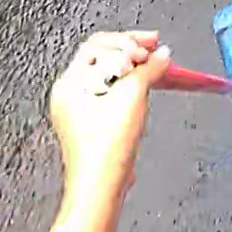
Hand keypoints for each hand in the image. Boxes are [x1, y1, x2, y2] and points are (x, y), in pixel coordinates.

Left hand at [48, 31, 170, 200]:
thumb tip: (162, 55)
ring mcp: (78, 107)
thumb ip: (149, 69)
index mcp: (70, 82)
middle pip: (101, 54)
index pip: (99, 44)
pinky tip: (141, 83)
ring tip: (151, 63)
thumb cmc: (106, 149)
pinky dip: (125, 82)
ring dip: (129, 65)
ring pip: (105, 71)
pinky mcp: (90, 121)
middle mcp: (69, 91)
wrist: (100, 189)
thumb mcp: (133, 96)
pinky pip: (107, 89)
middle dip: (129, 48)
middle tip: (153, 46)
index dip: (127, 41)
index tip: (151, 46)